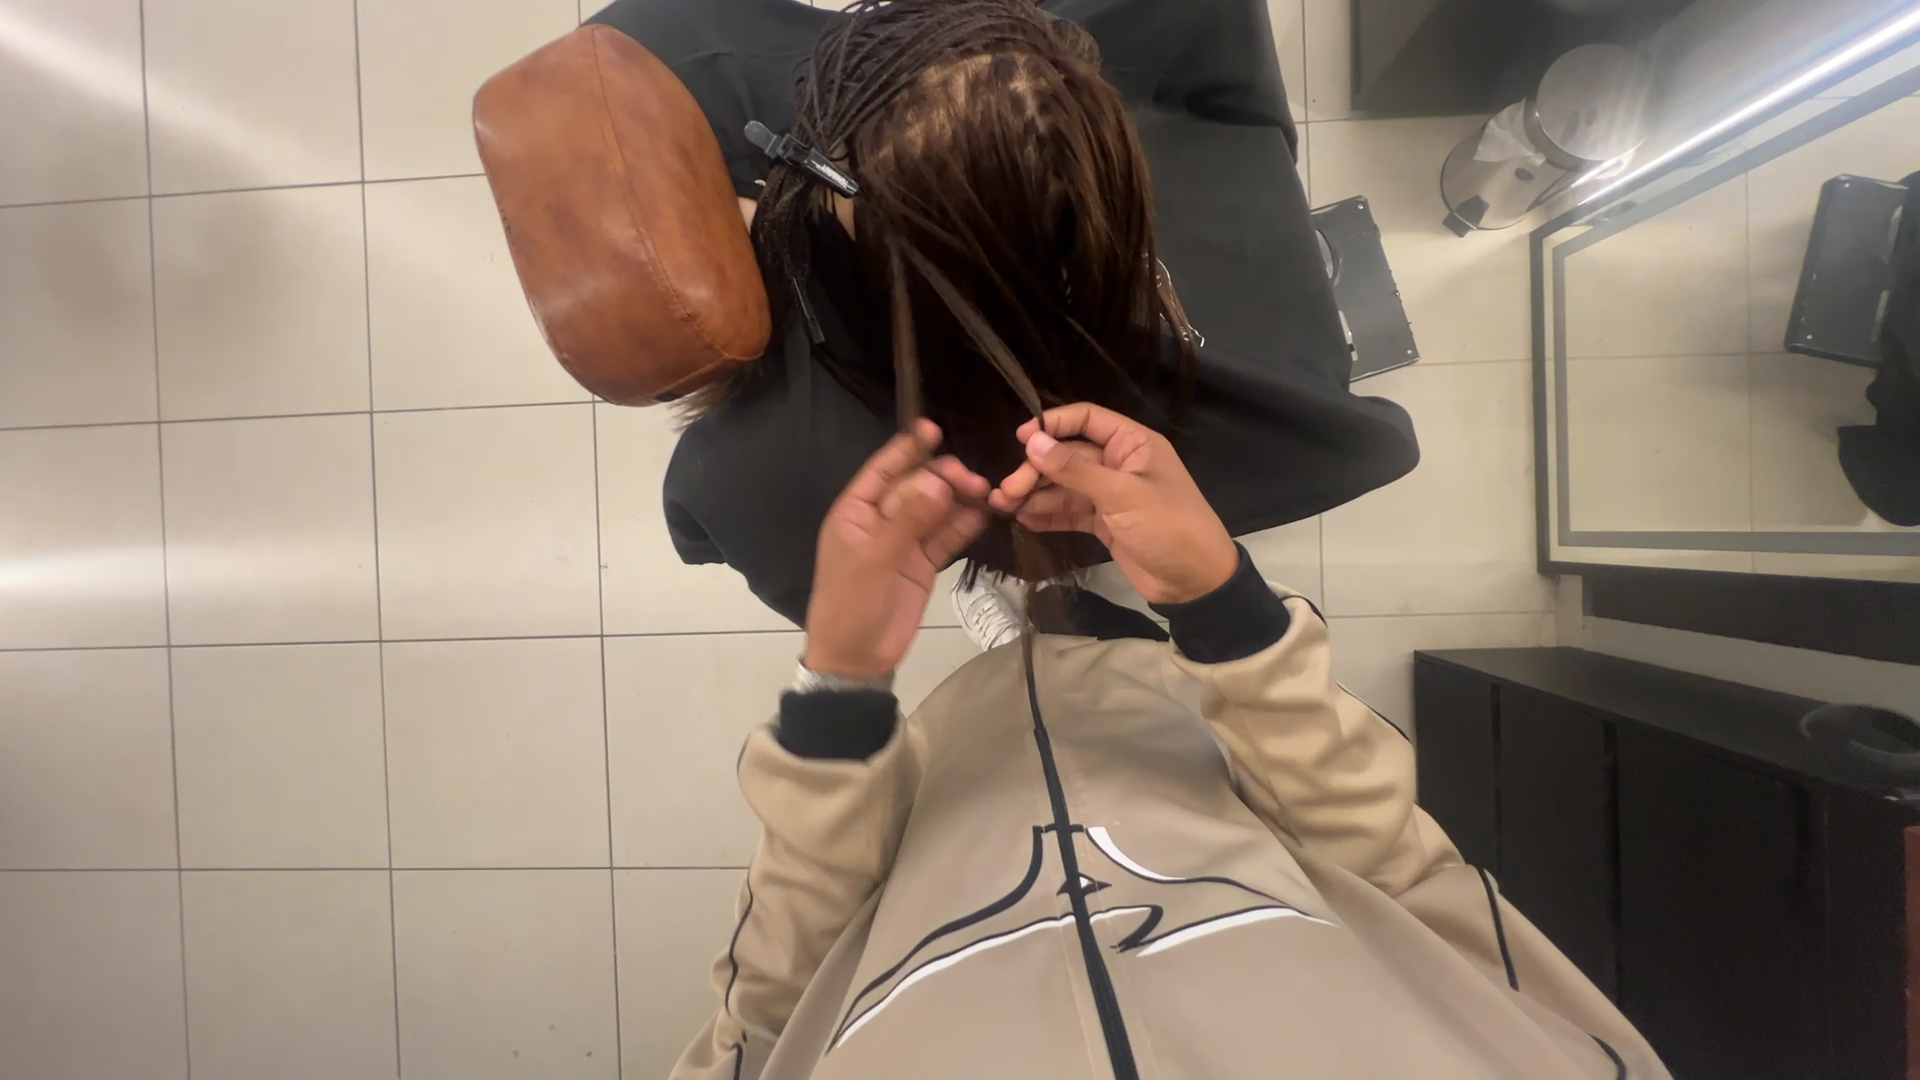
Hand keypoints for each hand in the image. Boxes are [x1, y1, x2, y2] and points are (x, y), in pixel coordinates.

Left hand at [805, 420, 990, 677]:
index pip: (882, 471)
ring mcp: (904, 541)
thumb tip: (938, 482)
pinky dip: (963, 525)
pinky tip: (984, 514)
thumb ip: (908, 521)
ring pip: (935, 510)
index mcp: (856, 512)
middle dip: (942, 479)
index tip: (933, 429)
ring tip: (986, 492)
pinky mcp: (923, 563)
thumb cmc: (852, 605)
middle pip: (915, 487)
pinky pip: (945, 537)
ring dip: (958, 500)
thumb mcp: (875, 560)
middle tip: (972, 480)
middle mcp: (880, 520)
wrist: (857, 658)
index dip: (907, 449)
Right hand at [990, 403, 1236, 605]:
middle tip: (1008, 491)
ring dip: (1035, 495)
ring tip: (1005, 507)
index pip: (1087, 420)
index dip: (1053, 425)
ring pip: (1064, 486)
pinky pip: (1070, 512)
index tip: (1020, 438)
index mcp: (1132, 444)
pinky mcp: (1104, 523)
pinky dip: (1048, 515)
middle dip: (1036, 471)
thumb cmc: (1168, 526)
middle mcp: (1119, 464)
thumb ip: (1075, 469)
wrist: (1194, 582)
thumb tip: (1032, 442)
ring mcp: (1110, 495)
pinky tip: (1024, 520)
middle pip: (1068, 457)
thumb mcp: (1121, 494)